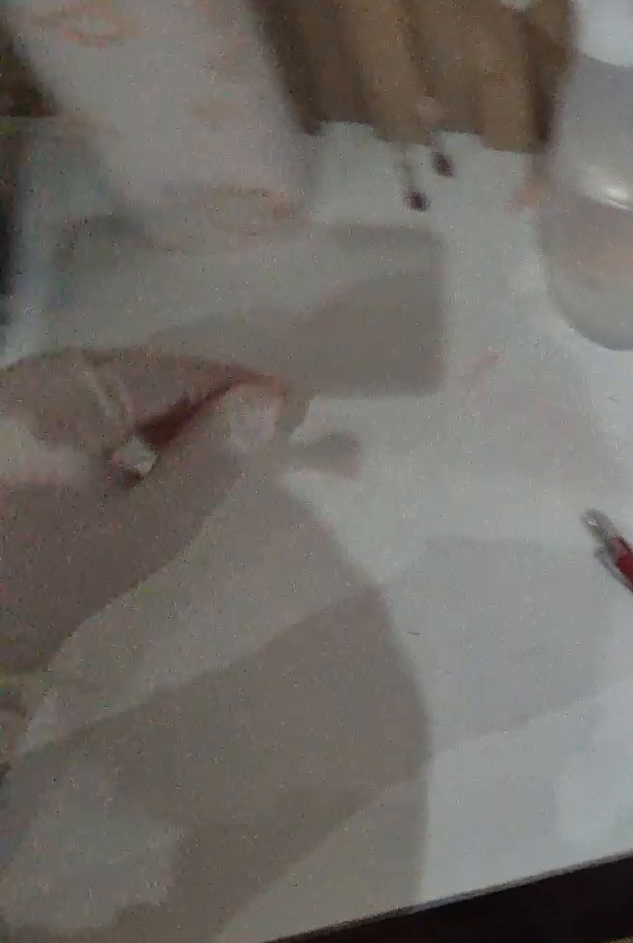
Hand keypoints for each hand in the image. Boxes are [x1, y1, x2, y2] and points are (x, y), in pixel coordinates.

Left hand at [1, 349, 292, 735]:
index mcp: (54, 406)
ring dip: (164, 400)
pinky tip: (148, 443)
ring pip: (100, 380)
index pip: (168, 373)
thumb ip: (215, 454)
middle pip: (130, 369)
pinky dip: (121, 410)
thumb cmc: (62, 573)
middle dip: (202, 389)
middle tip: (262, 420)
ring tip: (210, 436)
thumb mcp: (157, 519)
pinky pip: (67, 396)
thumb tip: (269, 401)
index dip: (238, 384)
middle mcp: (14, 387)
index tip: (294, 405)